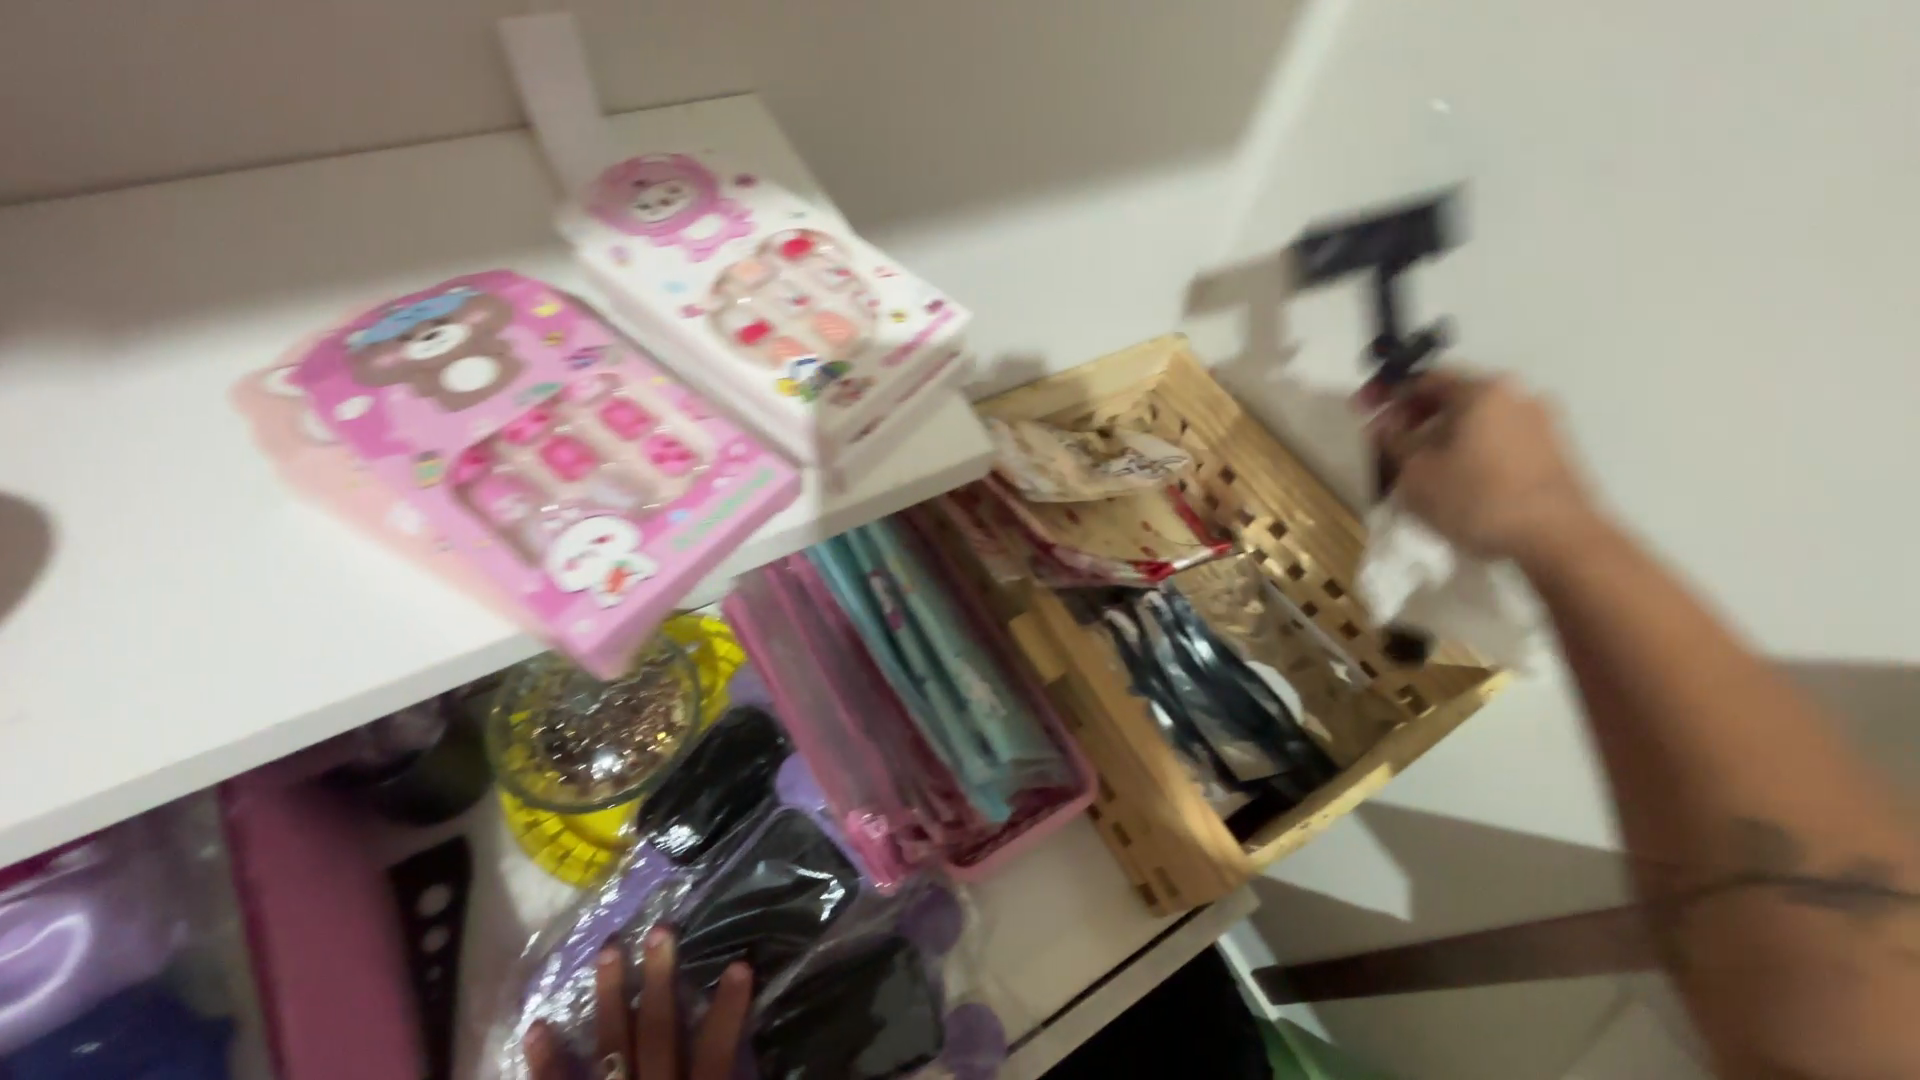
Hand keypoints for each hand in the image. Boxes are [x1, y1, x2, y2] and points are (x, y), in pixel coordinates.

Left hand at [524, 928, 751, 1079]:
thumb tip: (755, 1063)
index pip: (716, 1049)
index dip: (729, 1008)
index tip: (741, 964)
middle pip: (657, 1034)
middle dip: (659, 981)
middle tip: (660, 931)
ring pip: (609, 1047)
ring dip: (609, 997)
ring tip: (609, 950)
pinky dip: (545, 1060)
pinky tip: (537, 1026)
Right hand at [1363, 371, 1601, 563]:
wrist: (1559, 537)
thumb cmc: (1477, 499)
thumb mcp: (1417, 473)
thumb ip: (1393, 441)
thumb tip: (1383, 423)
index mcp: (1482, 390)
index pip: (1423, 378)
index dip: (1386, 392)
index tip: (1364, 409)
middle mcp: (1516, 394)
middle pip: (1453, 397)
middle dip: (1415, 416)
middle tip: (1388, 441)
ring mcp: (1542, 421)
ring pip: (1477, 420)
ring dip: (1444, 435)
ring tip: (1421, 466)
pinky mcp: (1554, 450)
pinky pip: (1499, 439)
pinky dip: (1471, 449)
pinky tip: (1457, 479)